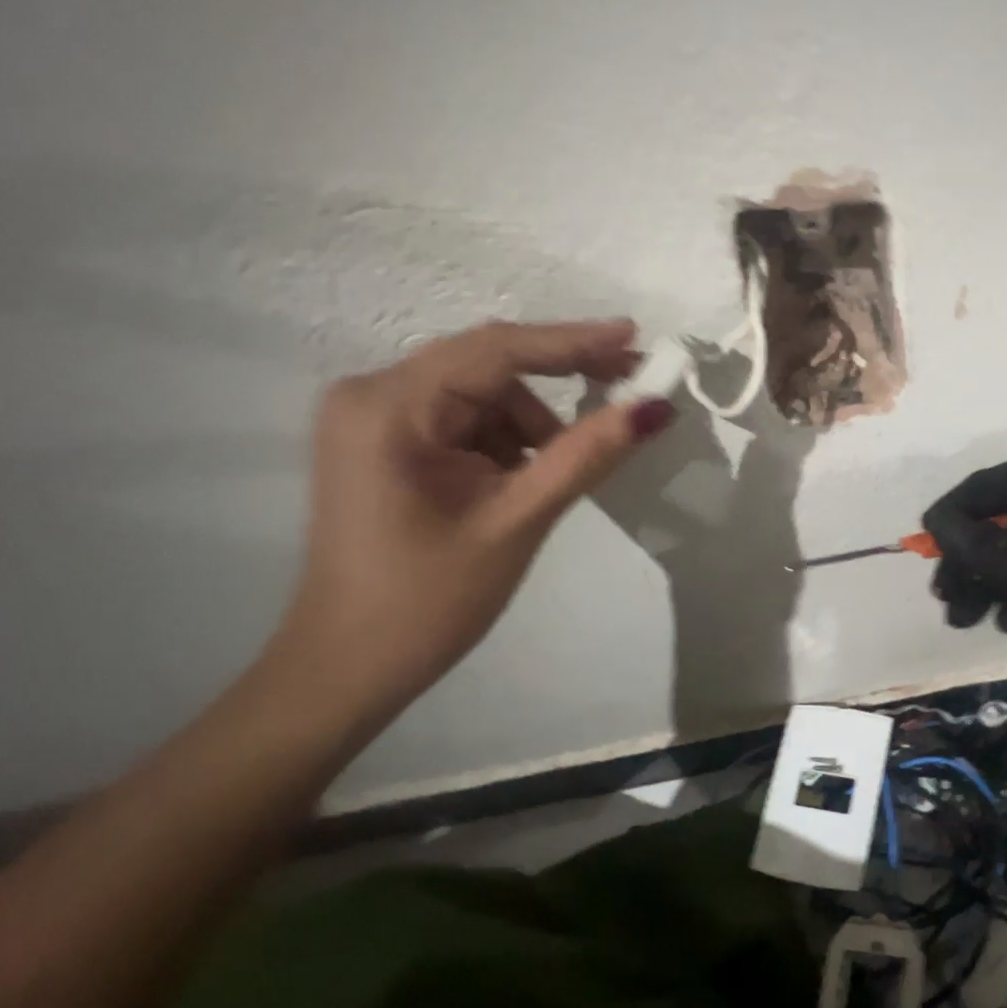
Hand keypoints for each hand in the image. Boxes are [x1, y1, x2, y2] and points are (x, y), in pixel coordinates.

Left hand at [273, 320, 674, 706]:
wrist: (350, 667)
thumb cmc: (429, 601)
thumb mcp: (517, 521)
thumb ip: (586, 456)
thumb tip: (656, 409)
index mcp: (389, 407)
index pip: (496, 351)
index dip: (573, 342)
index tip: (638, 340)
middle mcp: (371, 395)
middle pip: (486, 367)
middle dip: (559, 383)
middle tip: (630, 394)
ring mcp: (372, 419)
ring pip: (480, 397)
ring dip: (531, 427)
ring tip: (553, 481)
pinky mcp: (384, 445)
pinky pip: (463, 422)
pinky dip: (505, 444)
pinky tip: (521, 483)